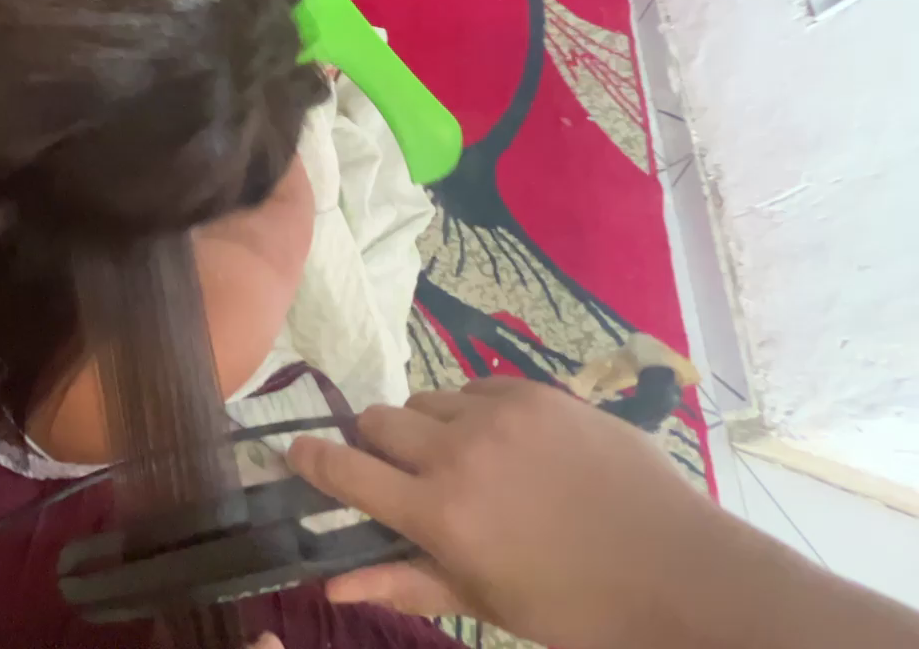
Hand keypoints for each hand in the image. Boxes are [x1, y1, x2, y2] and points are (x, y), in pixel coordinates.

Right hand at [286, 377, 721, 648]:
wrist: (695, 581)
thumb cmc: (579, 609)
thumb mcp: (485, 603)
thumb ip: (401, 582)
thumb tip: (326, 586)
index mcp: (439, 514)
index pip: (340, 468)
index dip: (311, 459)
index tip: (299, 455)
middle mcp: (456, 454)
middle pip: (373, 420)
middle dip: (378, 444)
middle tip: (412, 474)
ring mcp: (496, 415)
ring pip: (422, 402)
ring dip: (430, 429)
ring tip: (475, 461)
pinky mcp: (533, 393)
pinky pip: (472, 387)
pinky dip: (476, 413)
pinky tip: (516, 447)